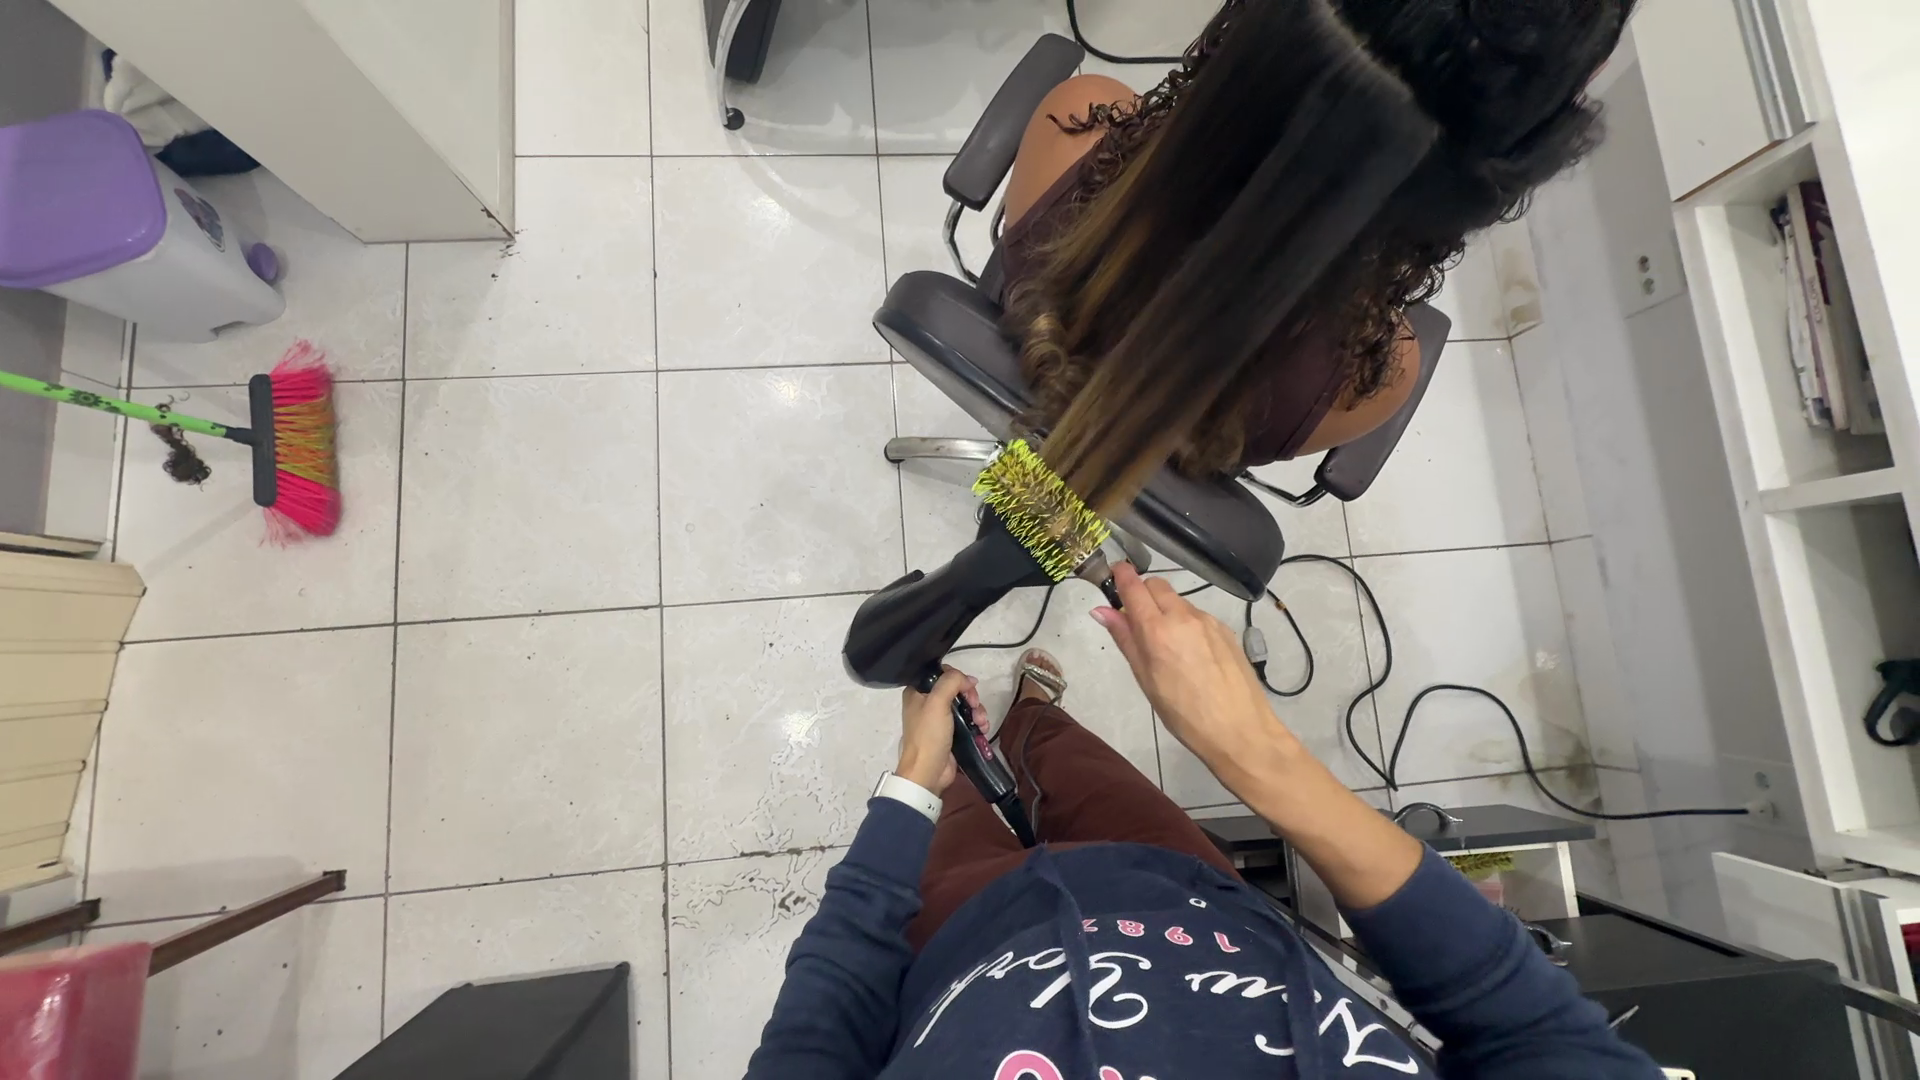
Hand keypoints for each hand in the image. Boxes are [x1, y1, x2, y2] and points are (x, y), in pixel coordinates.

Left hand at [897, 666, 984, 792]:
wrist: (928, 772)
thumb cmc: (929, 735)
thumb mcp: (937, 702)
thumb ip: (951, 682)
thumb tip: (969, 679)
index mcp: (917, 692)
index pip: (940, 673)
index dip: (957, 677)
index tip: (969, 686)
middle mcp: (927, 703)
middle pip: (956, 689)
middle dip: (970, 696)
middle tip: (975, 705)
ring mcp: (939, 719)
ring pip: (964, 704)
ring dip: (977, 711)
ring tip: (982, 722)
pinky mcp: (951, 733)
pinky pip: (968, 720)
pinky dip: (977, 722)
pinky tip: (983, 728)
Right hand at [1095, 564, 1421, 907]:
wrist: (1242, 732)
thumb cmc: (1184, 714)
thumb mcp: (1146, 680)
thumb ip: (1126, 639)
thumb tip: (1102, 610)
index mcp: (1158, 630)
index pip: (1134, 587)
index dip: (1121, 575)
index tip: (1113, 570)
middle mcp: (1184, 617)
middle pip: (1157, 586)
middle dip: (1142, 592)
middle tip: (1134, 618)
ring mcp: (1209, 622)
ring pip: (1178, 601)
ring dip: (1164, 609)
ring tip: (1164, 644)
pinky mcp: (1226, 631)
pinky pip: (1197, 616)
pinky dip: (1185, 622)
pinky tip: (1189, 653)